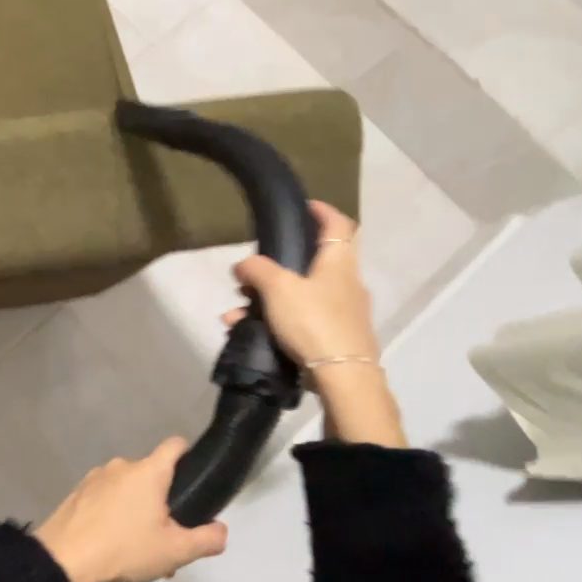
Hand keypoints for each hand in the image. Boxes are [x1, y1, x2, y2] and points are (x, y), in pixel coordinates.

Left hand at [34, 438, 228, 581]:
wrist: (64, 557)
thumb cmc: (124, 548)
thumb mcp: (176, 551)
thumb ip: (207, 539)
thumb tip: (219, 529)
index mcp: (147, 471)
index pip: (175, 446)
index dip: (190, 455)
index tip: (196, 478)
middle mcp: (120, 466)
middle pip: (152, 476)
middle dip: (164, 502)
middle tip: (169, 537)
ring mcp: (95, 477)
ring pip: (128, 489)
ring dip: (139, 512)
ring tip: (142, 549)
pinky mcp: (78, 492)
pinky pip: (107, 497)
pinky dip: (116, 514)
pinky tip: (117, 545)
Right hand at [223, 201, 377, 365]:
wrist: (343, 374)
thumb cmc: (314, 321)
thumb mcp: (277, 288)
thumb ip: (257, 269)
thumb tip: (244, 264)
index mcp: (339, 263)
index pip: (338, 225)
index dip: (322, 211)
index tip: (303, 206)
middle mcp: (345, 282)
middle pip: (310, 263)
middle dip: (275, 266)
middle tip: (248, 273)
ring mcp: (342, 310)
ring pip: (298, 293)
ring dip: (265, 299)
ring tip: (236, 312)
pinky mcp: (333, 334)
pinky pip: (297, 318)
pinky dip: (272, 320)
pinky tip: (245, 331)